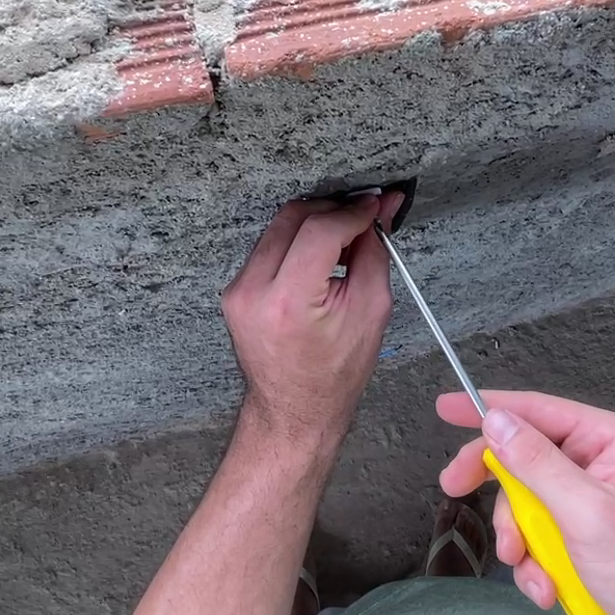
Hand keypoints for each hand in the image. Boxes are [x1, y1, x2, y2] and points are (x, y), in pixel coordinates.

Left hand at [221, 193, 405, 443]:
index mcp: (289, 302)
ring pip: (279, 226)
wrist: (295, 410)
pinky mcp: (234, 290)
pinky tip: (322, 256)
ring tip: (346, 238)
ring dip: (316, 222)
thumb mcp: (371, 310)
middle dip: (334, 209)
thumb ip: (374, 252)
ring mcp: (238, 290)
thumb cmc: (335, 372)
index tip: (376, 204)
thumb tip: (380, 211)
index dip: (353, 211)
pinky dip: (298, 240)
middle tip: (364, 215)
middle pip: (295, 217)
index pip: (321, 229)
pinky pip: (269, 246)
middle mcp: (254, 291)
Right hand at [438, 391, 614, 614]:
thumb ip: (538, 464)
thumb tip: (496, 420)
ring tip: (536, 574)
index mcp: (606, 440)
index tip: (445, 406)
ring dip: (521, 542)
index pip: (536, 411)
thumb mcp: (589, 513)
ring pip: (525, 506)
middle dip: (500, 491)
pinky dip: (536, 568)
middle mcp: (596, 463)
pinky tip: (551, 591)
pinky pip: (538, 541)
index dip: (487, 407)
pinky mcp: (582, 542)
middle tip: (453, 490)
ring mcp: (588, 504)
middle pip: (523, 459)